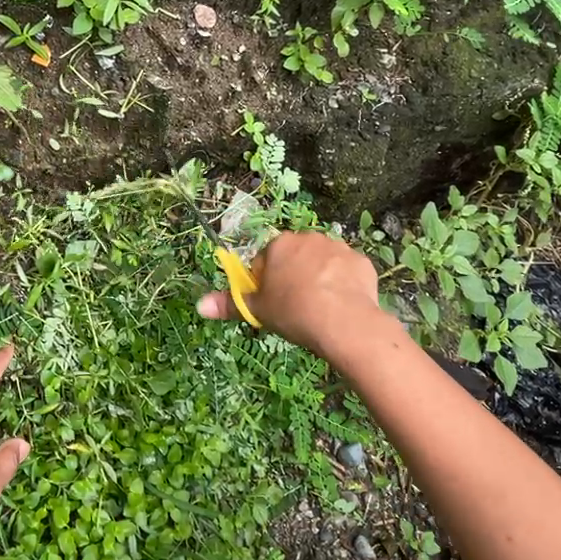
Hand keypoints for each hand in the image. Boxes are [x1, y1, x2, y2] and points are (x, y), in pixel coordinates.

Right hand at [196, 231, 384, 355]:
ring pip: (322, 263)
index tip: (274, 303)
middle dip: (294, 276)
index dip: (268, 282)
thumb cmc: (294, 312)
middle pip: (296, 258)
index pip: (267, 260)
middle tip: (296, 307)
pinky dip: (344, 285)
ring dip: (320, 278)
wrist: (345, 323)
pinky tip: (343, 305)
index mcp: (279, 244)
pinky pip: (347, 272)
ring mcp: (337, 247)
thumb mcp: (258, 310)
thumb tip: (199, 306)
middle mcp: (308, 237)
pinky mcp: (361, 261)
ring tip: (322, 309)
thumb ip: (229, 305)